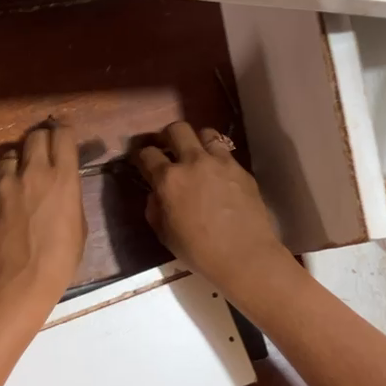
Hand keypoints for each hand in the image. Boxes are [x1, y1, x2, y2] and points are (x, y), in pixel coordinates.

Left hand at [0, 121, 85, 299]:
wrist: (22, 278)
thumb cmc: (61, 257)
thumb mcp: (78, 222)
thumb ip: (69, 193)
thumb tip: (62, 183)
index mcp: (62, 177)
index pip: (62, 134)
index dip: (63, 131)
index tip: (63, 135)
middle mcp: (34, 171)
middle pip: (35, 135)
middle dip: (41, 139)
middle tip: (43, 151)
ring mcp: (6, 183)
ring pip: (10, 154)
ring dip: (18, 160)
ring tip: (22, 175)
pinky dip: (4, 183)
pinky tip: (8, 199)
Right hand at [135, 121, 290, 294]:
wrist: (244, 255)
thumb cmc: (198, 250)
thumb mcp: (165, 234)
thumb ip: (155, 209)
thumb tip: (156, 195)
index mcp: (169, 179)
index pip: (147, 154)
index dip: (140, 155)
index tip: (141, 160)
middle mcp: (193, 162)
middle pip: (177, 130)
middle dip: (167, 135)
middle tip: (166, 147)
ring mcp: (221, 162)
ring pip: (205, 133)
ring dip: (196, 140)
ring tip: (195, 154)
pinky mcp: (241, 169)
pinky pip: (225, 153)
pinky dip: (216, 157)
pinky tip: (216, 173)